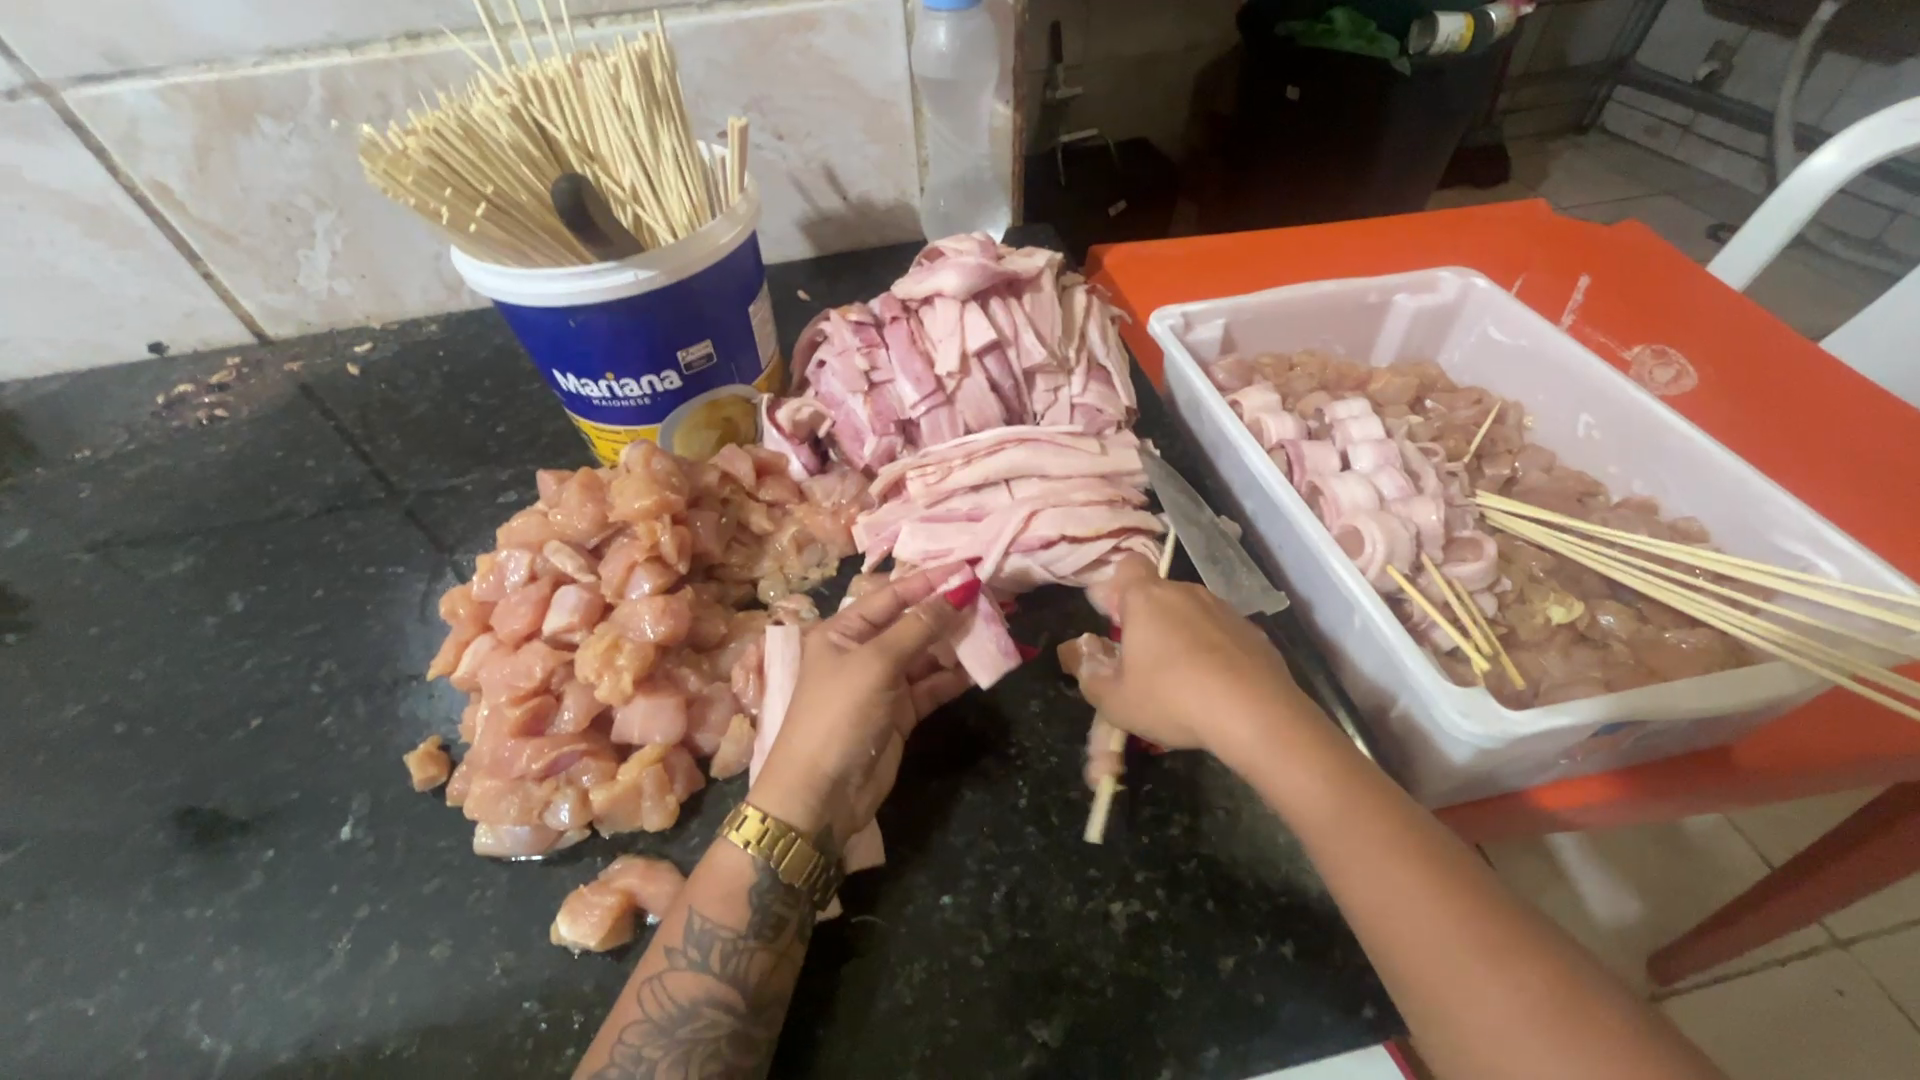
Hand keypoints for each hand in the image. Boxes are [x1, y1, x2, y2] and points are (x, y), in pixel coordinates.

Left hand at [747, 568, 973, 849]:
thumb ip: (919, 627)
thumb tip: (959, 590)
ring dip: (957, 643)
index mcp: (843, 631)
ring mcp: (883, 684)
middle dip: (949, 612)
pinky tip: (983, 666)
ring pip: (927, 655)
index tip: (969, 569)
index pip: (892, 595)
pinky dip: (956, 677)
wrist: (821, 793)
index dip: (930, 582)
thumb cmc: (839, 714)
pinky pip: (932, 686)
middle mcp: (862, 651)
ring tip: (996, 628)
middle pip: (912, 623)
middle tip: (992, 598)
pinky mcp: (900, 713)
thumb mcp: (876, 663)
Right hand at [1073, 555, 1316, 762]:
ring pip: (1192, 613)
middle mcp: (1186, 592)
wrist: (1256, 715)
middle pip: (1159, 594)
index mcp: (1146, 598)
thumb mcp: (1114, 699)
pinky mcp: (1254, 632)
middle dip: (1149, 621)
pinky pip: (1222, 634)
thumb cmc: (1172, 700)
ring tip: (1183, 680)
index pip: (1127, 565)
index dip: (1118, 587)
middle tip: (1143, 663)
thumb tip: (1073, 652)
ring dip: (1183, 636)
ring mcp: (1224, 609)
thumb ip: (1087, 672)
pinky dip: (1215, 652)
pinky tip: (1216, 687)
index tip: (1116, 620)